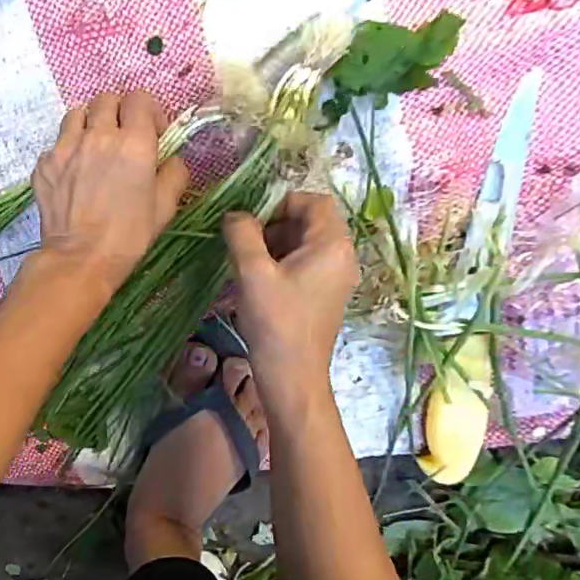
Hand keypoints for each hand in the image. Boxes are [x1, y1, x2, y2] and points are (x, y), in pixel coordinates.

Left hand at [32, 91, 189, 294]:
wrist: (80, 259)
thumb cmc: (129, 236)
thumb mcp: (165, 207)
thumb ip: (174, 173)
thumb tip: (171, 159)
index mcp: (134, 143)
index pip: (140, 99)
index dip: (149, 111)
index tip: (153, 132)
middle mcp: (98, 136)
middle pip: (107, 99)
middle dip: (119, 113)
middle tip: (124, 137)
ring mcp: (66, 147)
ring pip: (77, 114)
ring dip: (90, 124)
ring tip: (95, 147)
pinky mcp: (45, 164)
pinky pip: (57, 144)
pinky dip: (68, 151)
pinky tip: (74, 174)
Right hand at [222, 192, 358, 389]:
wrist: (293, 377)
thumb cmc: (275, 322)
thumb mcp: (252, 272)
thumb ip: (242, 233)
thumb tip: (235, 215)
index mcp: (333, 245)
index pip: (314, 202)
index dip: (281, 203)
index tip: (253, 223)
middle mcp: (343, 257)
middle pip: (311, 222)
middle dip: (276, 225)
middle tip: (247, 244)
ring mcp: (338, 278)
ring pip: (307, 244)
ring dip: (277, 245)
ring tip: (249, 264)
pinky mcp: (328, 296)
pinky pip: (308, 265)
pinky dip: (285, 264)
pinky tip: (260, 282)